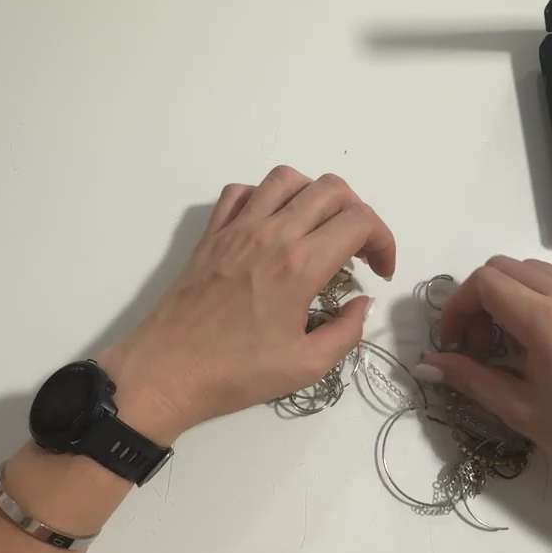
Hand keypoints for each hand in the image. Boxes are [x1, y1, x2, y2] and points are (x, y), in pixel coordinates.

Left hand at [98, 167, 396, 442]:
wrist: (168, 371)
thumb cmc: (237, 374)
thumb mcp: (306, 366)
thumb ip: (346, 331)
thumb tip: (360, 304)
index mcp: (300, 266)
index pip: (360, 221)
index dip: (383, 241)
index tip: (380, 272)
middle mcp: (271, 234)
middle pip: (331, 189)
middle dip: (358, 214)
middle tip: (357, 253)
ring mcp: (237, 228)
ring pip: (287, 179)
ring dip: (314, 196)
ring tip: (319, 231)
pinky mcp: (212, 234)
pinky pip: (242, 192)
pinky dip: (266, 198)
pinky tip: (272, 228)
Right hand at [416, 256, 551, 494]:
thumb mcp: (519, 409)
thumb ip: (469, 378)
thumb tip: (425, 364)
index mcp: (546, 320)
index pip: (484, 283)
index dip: (458, 307)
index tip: (454, 342)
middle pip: (504, 267)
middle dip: (478, 299)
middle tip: (478, 344)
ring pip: (532, 269)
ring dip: (508, 294)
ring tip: (509, 342)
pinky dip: (537, 295)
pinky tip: (541, 338)